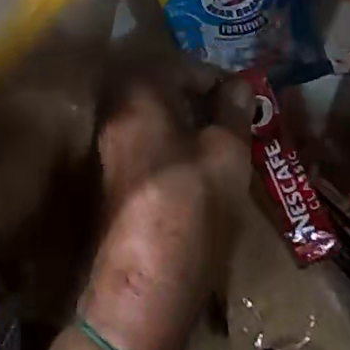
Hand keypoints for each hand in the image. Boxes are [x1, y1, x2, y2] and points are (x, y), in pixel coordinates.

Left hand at [41, 72, 251, 349]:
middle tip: (232, 116)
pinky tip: (197, 170)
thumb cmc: (190, 205)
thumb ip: (231, 113)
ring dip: (184, 124)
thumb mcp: (226, 155)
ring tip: (221, 143)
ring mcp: (108, 149)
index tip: (241, 94)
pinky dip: (171, 146)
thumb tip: (240, 83)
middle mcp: (114, 115)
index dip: (212, 75)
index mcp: (137, 96)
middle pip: (158, 90)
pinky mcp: (112, 181)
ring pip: (151, 120)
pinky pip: (144, 146)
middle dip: (196, 98)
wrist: (144, 283)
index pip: (176, 66)